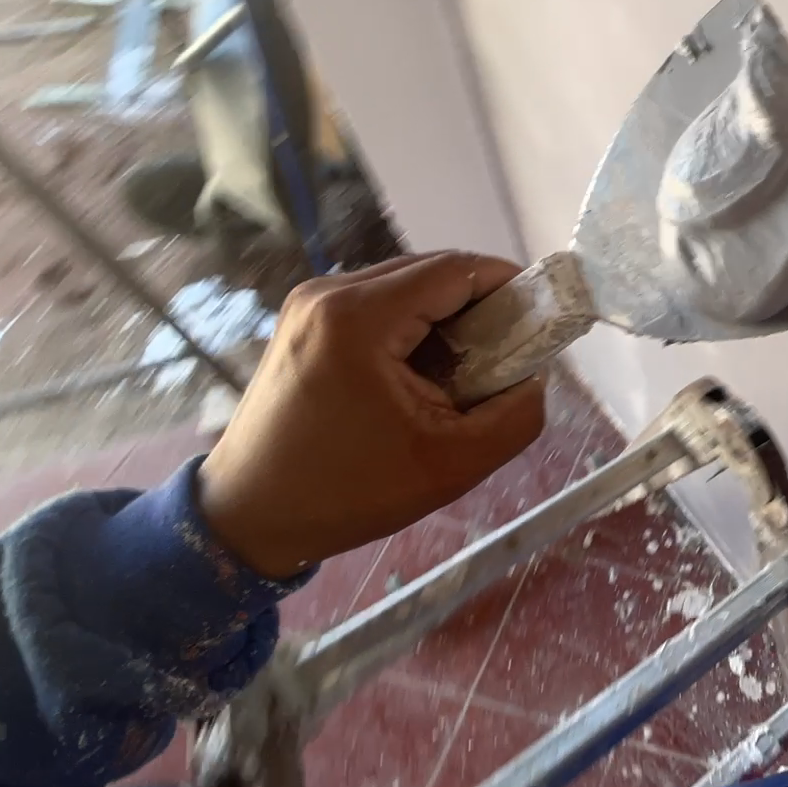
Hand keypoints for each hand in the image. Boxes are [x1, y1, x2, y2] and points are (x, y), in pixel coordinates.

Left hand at [197, 252, 546, 578]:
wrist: (247, 517)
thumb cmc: (350, 491)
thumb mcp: (455, 464)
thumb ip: (517, 416)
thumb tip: (534, 377)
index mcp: (360, 318)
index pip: (457, 270)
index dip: (510, 285)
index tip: (540, 318)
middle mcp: (330, 293)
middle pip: (435, 270)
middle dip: (483, 302)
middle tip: (510, 348)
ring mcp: (312, 302)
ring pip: (411, 283)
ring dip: (452, 313)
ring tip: (470, 364)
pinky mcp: (307, 319)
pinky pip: (384, 301)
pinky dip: (420, 323)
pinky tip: (428, 367)